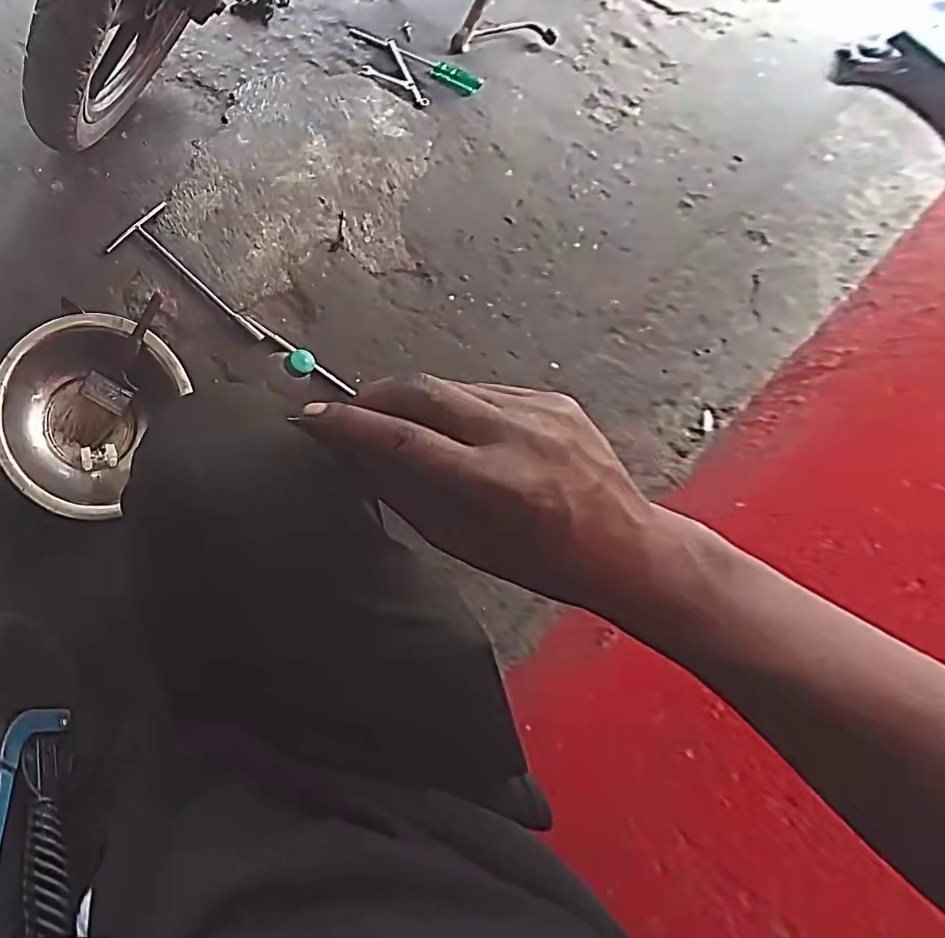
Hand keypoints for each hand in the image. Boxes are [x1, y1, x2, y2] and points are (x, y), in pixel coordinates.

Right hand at [293, 375, 680, 617]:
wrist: (627, 547)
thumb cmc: (543, 559)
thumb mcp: (460, 539)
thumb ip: (403, 491)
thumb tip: (358, 454)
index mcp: (495, 484)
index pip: (401, 439)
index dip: (349, 424)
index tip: (317, 417)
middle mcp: (519, 437)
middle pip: (421, 390)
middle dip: (374, 395)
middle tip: (353, 412)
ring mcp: (540, 412)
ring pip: (447, 385)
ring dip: (411, 400)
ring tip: (404, 426)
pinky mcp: (552, 400)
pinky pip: (481, 391)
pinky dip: (452, 405)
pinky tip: (456, 430)